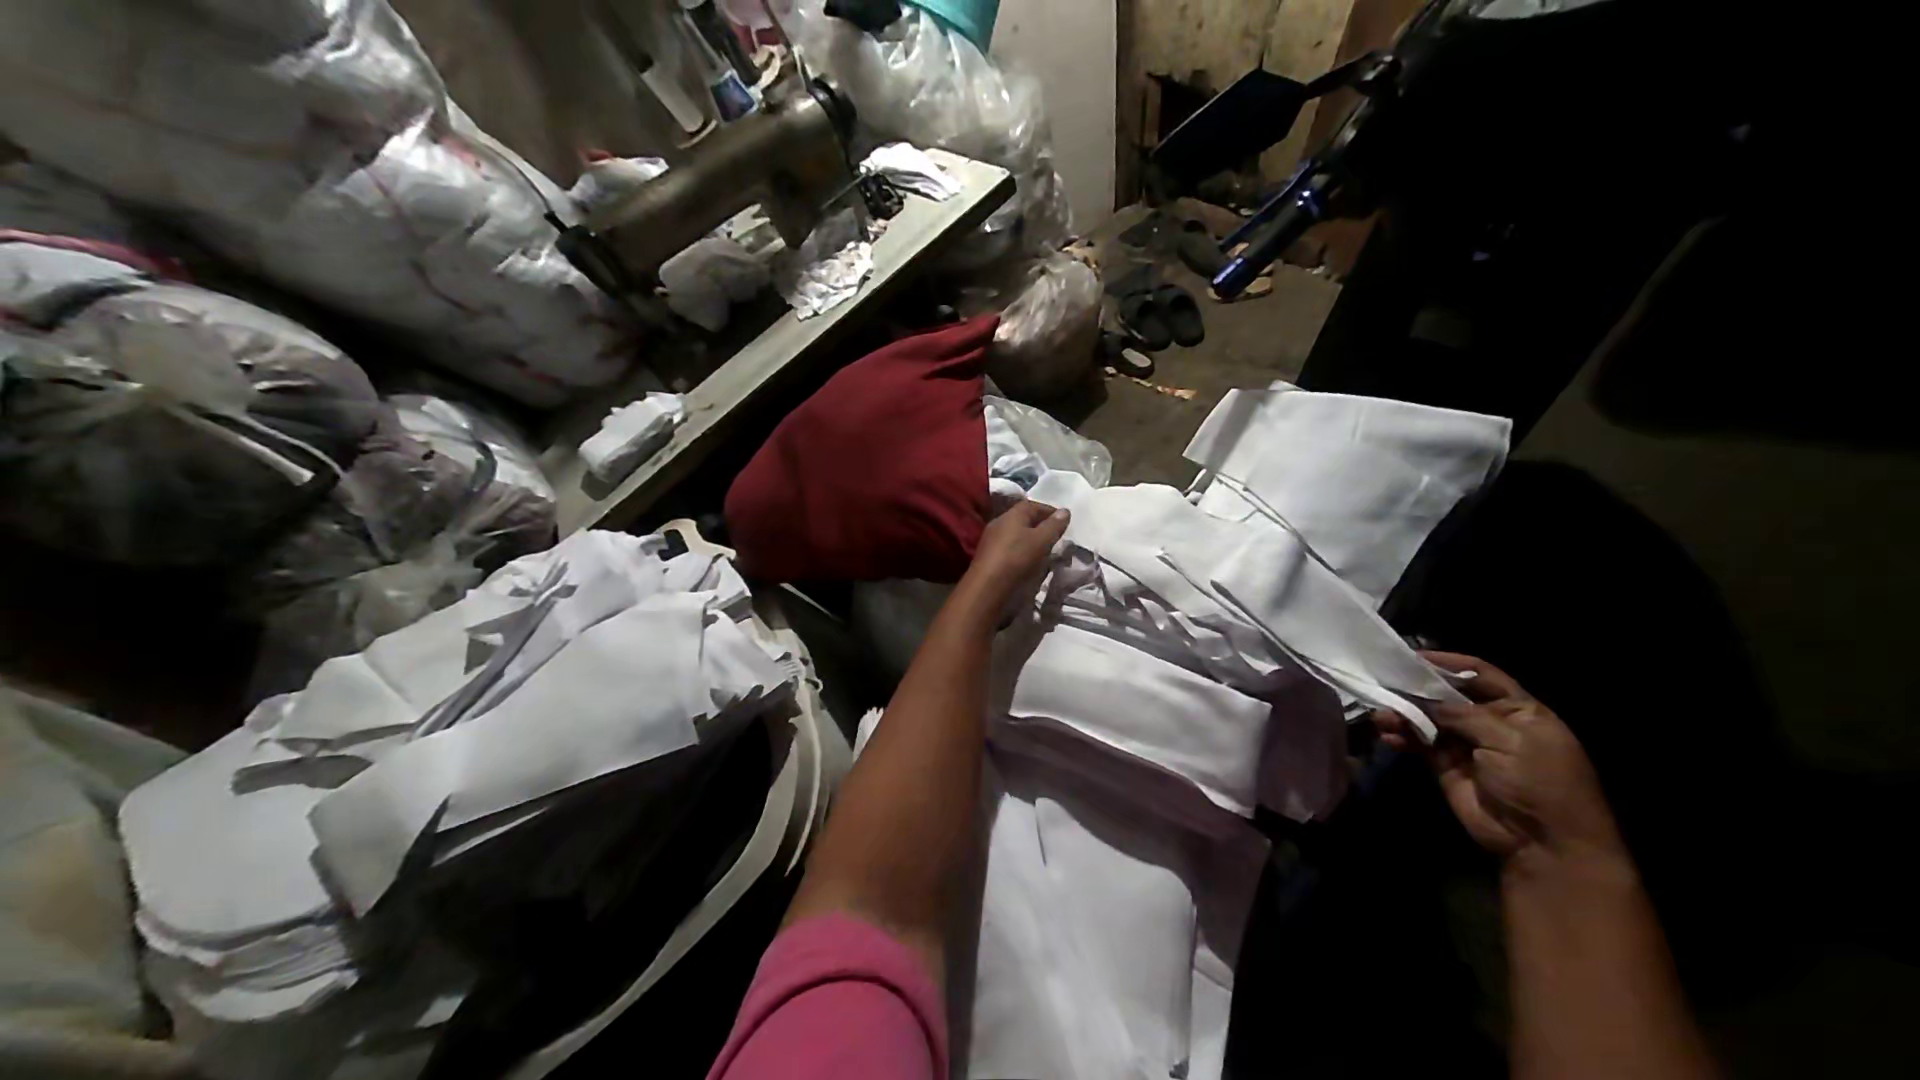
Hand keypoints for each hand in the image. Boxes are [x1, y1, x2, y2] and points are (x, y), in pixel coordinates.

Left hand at [964, 500, 1068, 602]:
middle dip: (1040, 525)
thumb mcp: (1042, 541)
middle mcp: (999, 521)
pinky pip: (1009, 546)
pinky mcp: (988, 555)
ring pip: (1015, 533)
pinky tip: (1027, 559)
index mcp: (1012, 514)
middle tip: (1055, 535)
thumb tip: (1065, 511)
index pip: (1034, 505)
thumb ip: (1054, 525)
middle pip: (1023, 518)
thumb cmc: (1017, 558)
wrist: (987, 586)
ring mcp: (991, 538)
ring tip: (1044, 549)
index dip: (1050, 511)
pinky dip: (1020, 549)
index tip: (1064, 521)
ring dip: (1030, 538)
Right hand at [1373, 651, 1624, 868]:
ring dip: (1403, 713)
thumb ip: (1463, 714)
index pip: (1479, 675)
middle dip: (1416, 688)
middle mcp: (1490, 722)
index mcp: (1518, 710)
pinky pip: (1418, 743)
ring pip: (1428, 718)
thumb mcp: (1509, 740)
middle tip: (1383, 680)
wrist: (1544, 845)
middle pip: (1447, 695)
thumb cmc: (1540, 783)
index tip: (1411, 656)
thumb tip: (1423, 697)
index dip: (1448, 663)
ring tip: (1381, 715)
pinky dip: (1401, 737)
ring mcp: (1467, 745)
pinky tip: (1387, 735)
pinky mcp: (1445, 766)